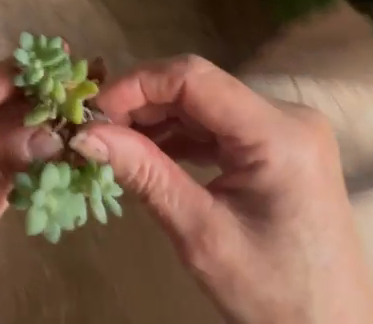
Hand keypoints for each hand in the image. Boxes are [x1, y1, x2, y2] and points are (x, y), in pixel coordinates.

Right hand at [70, 56, 372, 323]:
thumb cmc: (275, 295)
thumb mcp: (202, 235)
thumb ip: (144, 173)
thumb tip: (84, 134)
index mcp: (279, 132)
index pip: (192, 77)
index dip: (136, 85)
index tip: (93, 113)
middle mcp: (288, 115)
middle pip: (197, 86)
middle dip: (141, 103)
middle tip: (95, 130)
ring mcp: (287, 128)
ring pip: (204, 102)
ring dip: (157, 118)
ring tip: (114, 143)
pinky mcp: (280, 145)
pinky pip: (219, 123)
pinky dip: (181, 134)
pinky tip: (148, 153)